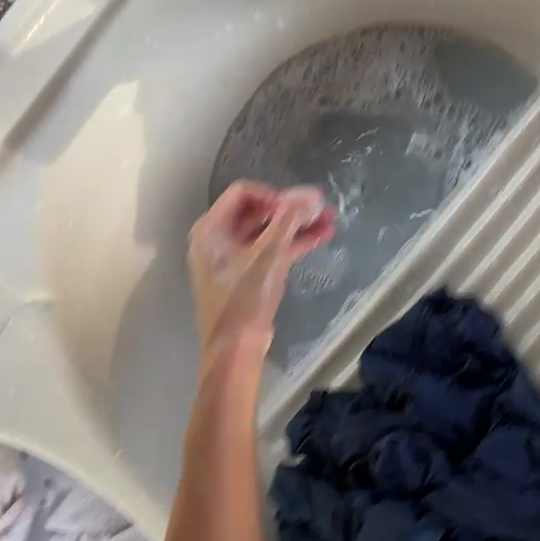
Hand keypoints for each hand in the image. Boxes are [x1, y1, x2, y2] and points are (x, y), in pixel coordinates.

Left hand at [188, 182, 333, 366]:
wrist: (236, 348)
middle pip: (257, 211)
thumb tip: (312, 194)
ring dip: (296, 226)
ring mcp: (231, 258)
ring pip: (267, 232)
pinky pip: (269, 250)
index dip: (274, 195)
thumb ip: (290, 219)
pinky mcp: (246, 275)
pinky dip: (292, 244)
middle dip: (291, 210)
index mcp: (211, 229)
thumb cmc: (245, 298)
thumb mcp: (269, 254)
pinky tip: (319, 238)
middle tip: (321, 210)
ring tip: (328, 222)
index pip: (243, 193)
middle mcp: (217, 239)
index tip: (299, 207)